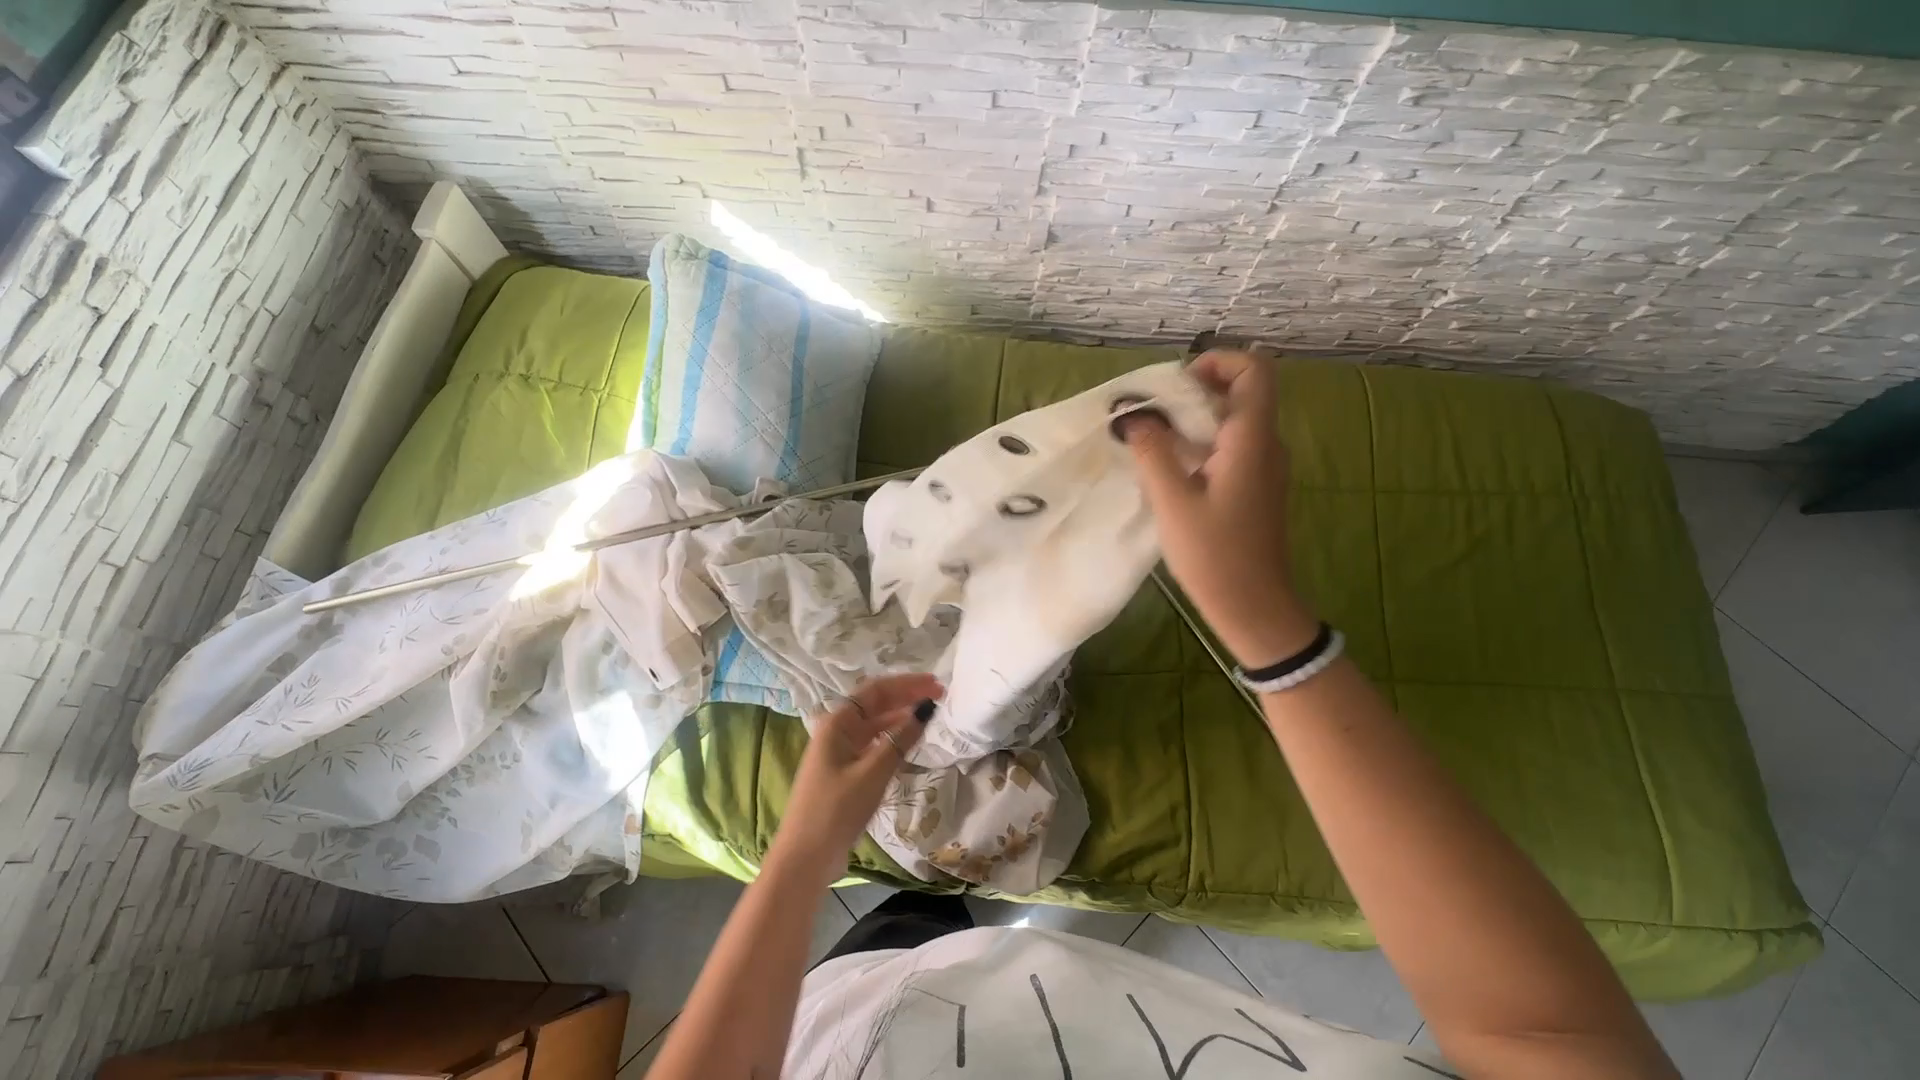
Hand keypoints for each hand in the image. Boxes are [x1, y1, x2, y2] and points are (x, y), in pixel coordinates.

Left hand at [773, 674, 943, 876]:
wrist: (805, 857)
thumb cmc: (836, 810)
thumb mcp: (873, 773)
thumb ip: (900, 740)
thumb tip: (925, 709)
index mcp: (837, 723)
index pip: (875, 690)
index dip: (907, 683)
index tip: (936, 684)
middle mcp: (836, 732)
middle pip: (875, 705)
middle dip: (906, 697)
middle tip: (940, 697)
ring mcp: (839, 753)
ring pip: (875, 726)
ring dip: (901, 718)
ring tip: (929, 717)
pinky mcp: (845, 774)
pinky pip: (873, 746)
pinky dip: (892, 740)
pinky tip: (910, 744)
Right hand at [1118, 349, 1319, 667]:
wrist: (1254, 606)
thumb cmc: (1214, 555)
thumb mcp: (1172, 502)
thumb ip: (1153, 452)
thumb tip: (1134, 417)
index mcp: (1252, 440)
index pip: (1254, 370)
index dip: (1218, 360)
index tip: (1177, 383)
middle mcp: (1267, 445)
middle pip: (1243, 391)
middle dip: (1196, 389)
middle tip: (1154, 411)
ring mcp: (1265, 466)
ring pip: (1236, 420)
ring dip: (1196, 418)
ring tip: (1153, 437)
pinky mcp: (1257, 486)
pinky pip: (1233, 446)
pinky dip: (1203, 443)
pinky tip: (1171, 467)